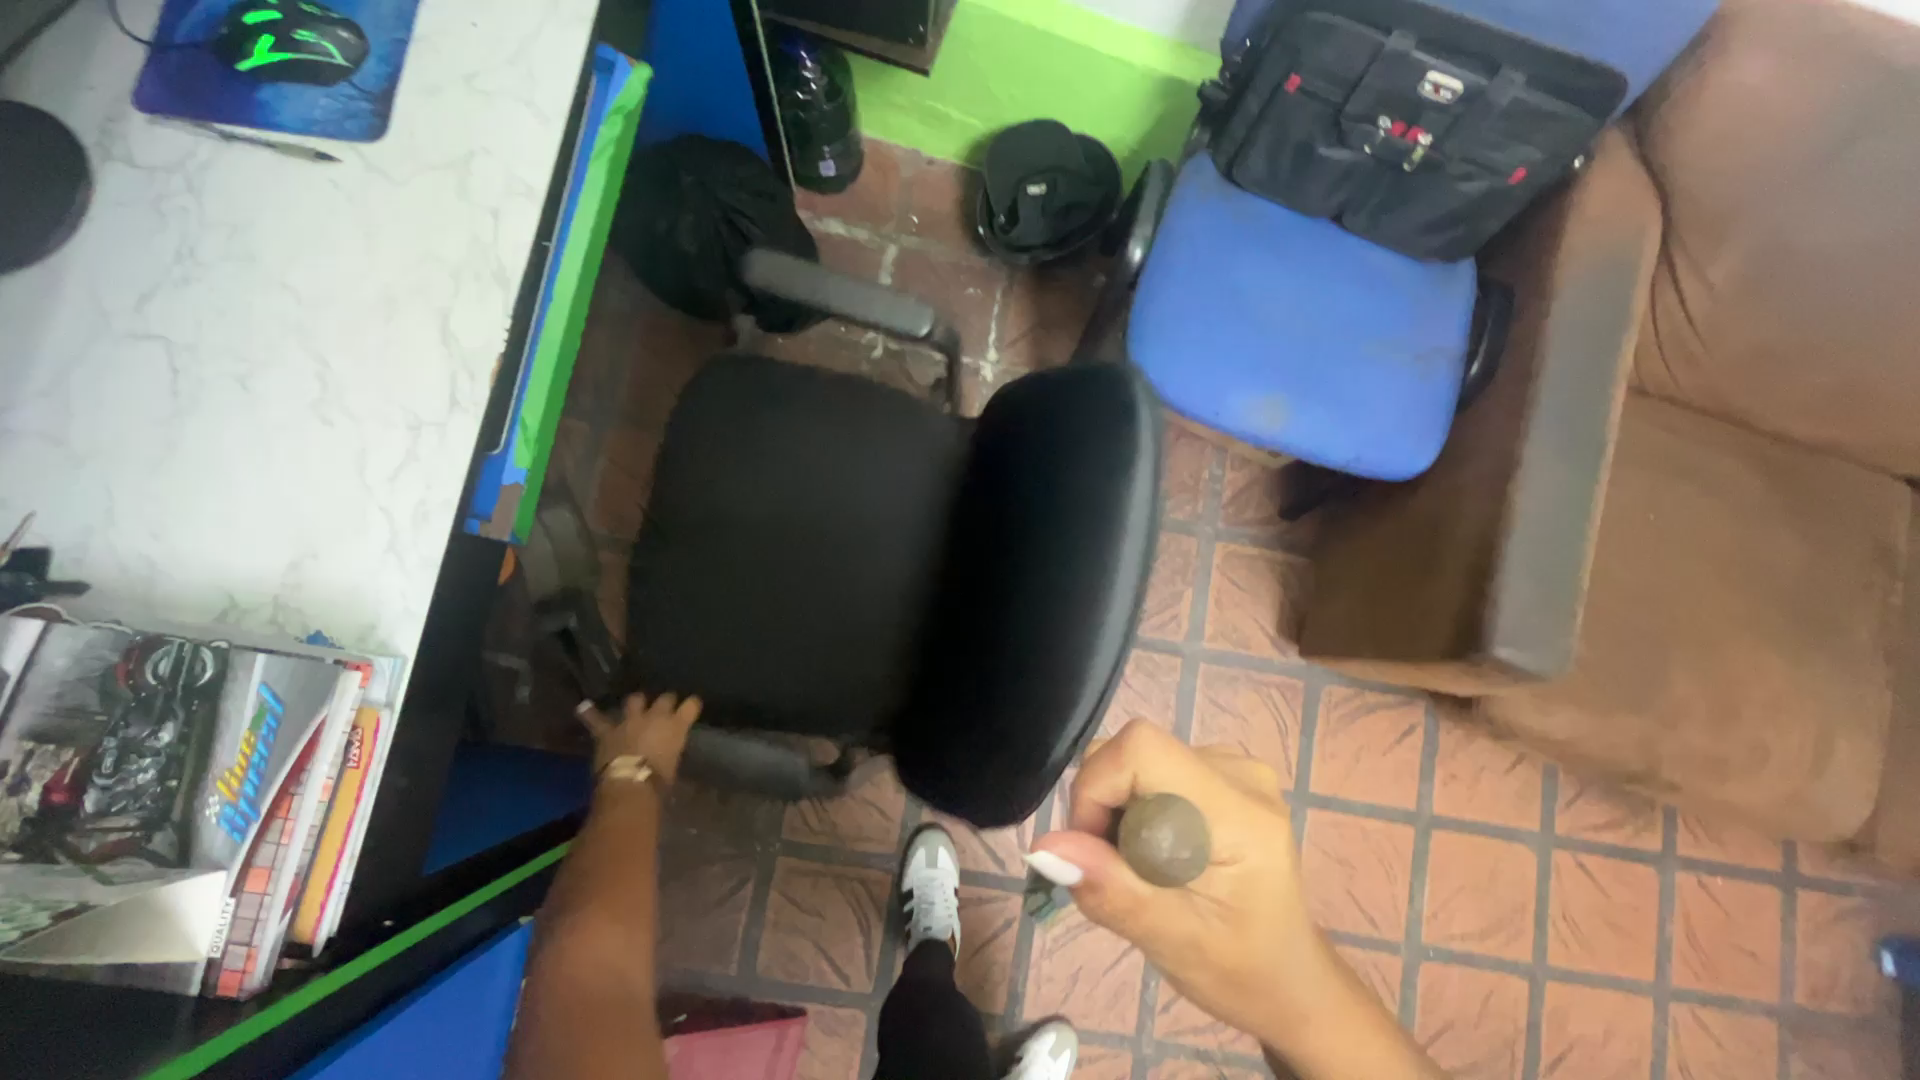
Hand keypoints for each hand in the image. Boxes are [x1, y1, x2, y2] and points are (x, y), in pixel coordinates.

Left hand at [576, 693, 702, 784]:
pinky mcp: (607, 730)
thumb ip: (671, 750)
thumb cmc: (659, 781)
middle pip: (665, 698)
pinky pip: (596, 719)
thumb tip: (667, 752)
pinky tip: (583, 707)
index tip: (692, 706)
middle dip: (666, 701)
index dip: (692, 705)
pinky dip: (590, 713)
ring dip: (636, 702)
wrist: (630, 785)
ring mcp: (630, 721)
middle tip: (665, 707)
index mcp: (676, 725)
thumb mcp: (673, 762)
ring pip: (635, 700)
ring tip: (635, 704)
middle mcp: (655, 716)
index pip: (691, 705)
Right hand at [1026, 720, 1333, 1048]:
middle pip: (1133, 752)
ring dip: (1116, 811)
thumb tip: (1046, 847)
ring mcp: (1232, 768)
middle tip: (1114, 871)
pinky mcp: (1219, 774)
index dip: (1097, 787)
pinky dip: (1133, 807)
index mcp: (1238, 812)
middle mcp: (1238, 773)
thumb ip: (1112, 891)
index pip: (1142, 749)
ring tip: (1139, 870)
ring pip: (1136, 759)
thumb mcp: (1173, 943)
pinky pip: (1151, 769)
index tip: (1091, 849)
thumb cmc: (1239, 970)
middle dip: (1103, 807)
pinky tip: (1153, 854)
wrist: (1288, 981)